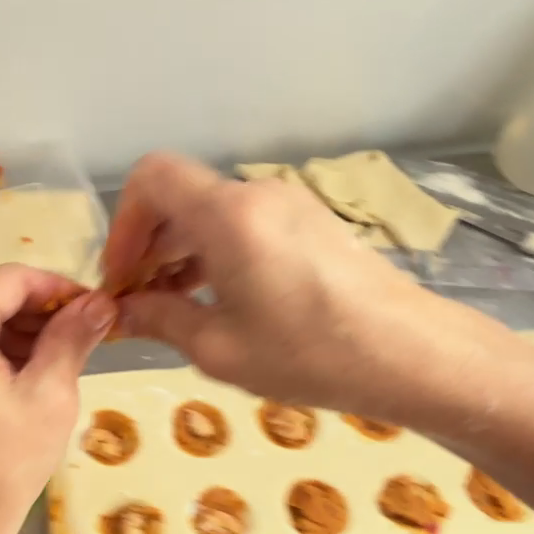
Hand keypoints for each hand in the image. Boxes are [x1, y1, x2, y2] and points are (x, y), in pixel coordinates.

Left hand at [0, 263, 115, 533]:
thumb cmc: (3, 465)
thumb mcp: (50, 396)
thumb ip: (71, 338)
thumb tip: (101, 303)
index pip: (7, 279)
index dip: (55, 287)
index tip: (92, 307)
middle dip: (33, 308)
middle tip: (79, 332)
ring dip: (10, 328)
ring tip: (55, 355)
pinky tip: (19, 373)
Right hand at [103, 152, 503, 419]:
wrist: (411, 355)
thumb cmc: (308, 354)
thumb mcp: (217, 348)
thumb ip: (158, 319)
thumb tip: (122, 310)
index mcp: (228, 216)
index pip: (151, 178)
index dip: (123, 223)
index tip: (122, 275)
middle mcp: (256, 195)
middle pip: (178, 197)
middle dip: (146, 244)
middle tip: (137, 300)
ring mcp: (287, 204)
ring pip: (208, 212)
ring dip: (178, 252)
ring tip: (172, 307)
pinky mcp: (308, 222)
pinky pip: (241, 224)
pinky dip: (213, 253)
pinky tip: (215, 300)